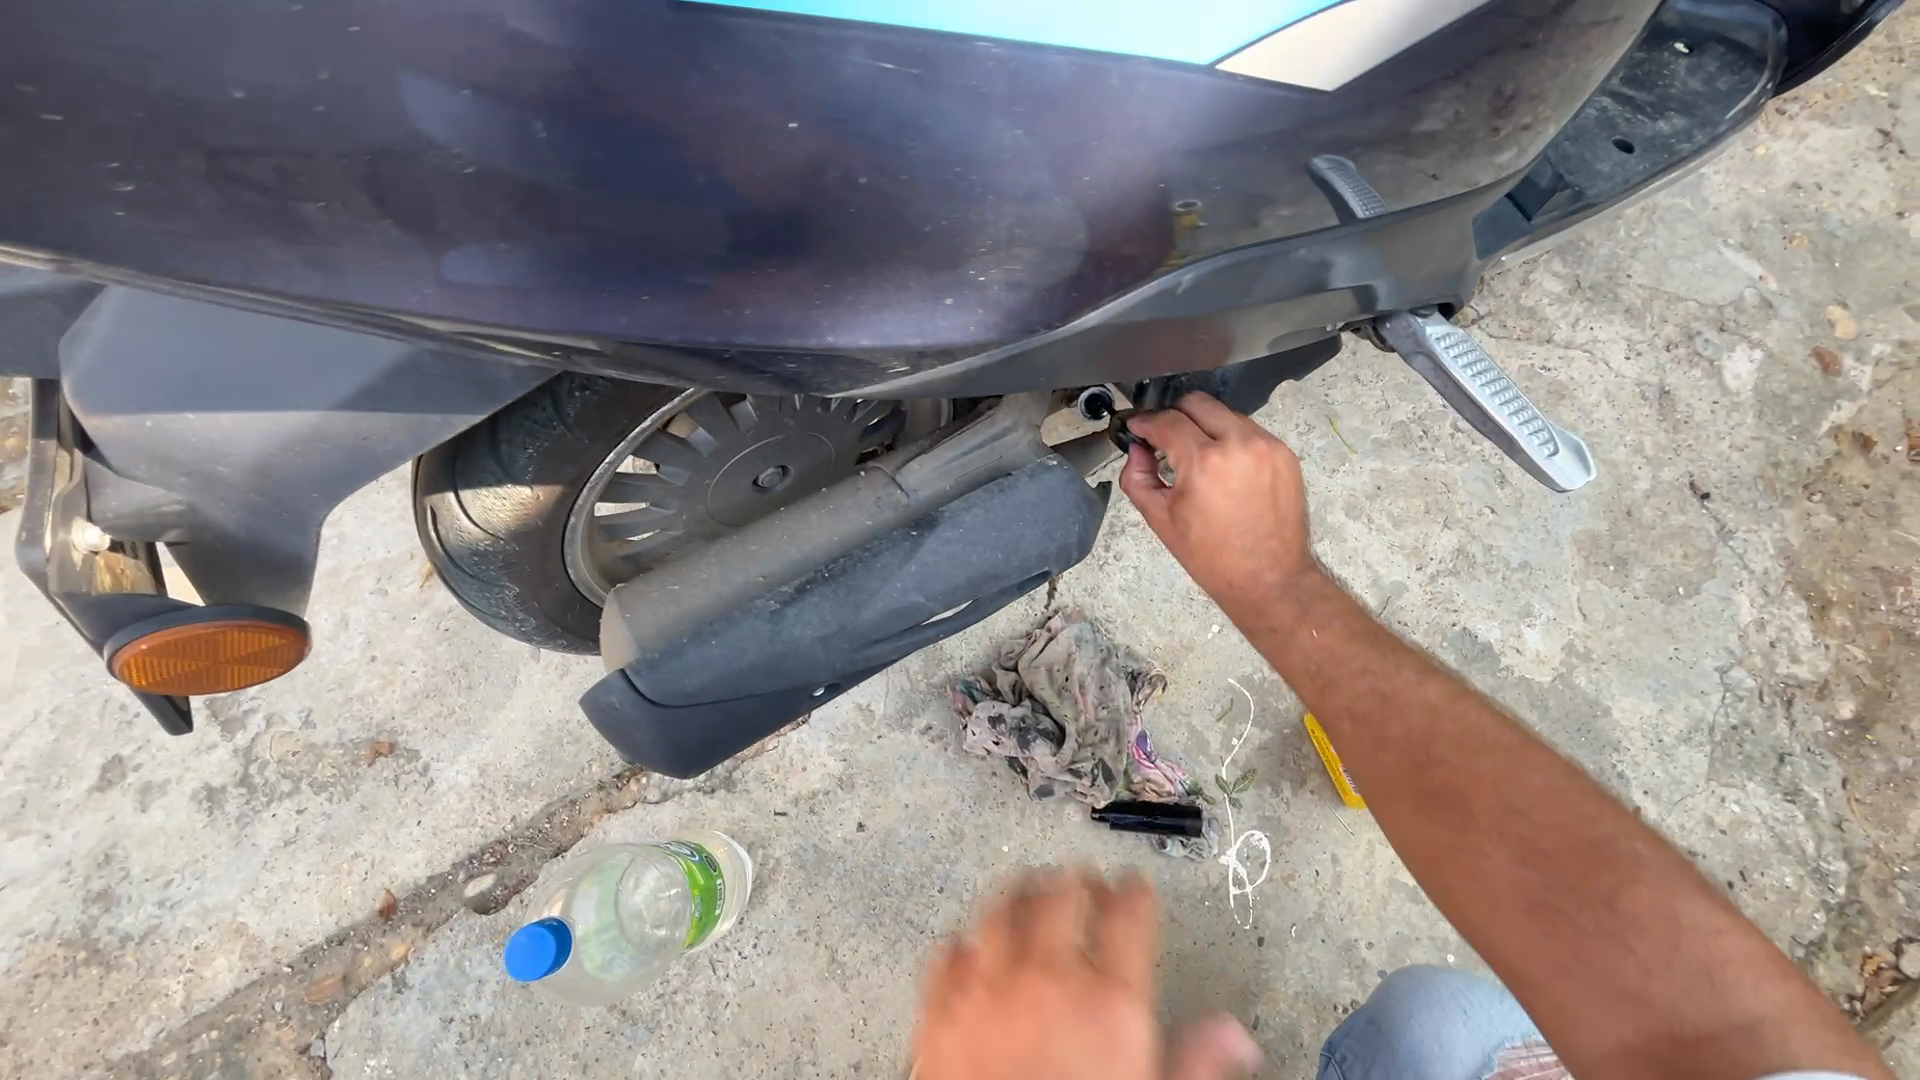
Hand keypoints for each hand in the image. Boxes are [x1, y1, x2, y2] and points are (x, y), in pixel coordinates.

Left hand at [912, 868, 1259, 1079]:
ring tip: (1029, 890)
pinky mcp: (939, 1009)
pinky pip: (949, 953)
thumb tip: (1236, 1035)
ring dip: (1018, 893)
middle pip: (1060, 894)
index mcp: (1109, 1000)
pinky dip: (963, 943)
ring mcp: (987, 987)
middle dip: (1075, 881)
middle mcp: (1048, 976)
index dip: (1135, 890)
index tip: (1135, 884)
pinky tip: (971, 946)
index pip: (1128, 913)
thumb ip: (1194, 1063)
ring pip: (1000, 909)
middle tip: (1082, 882)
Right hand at [1120, 393, 1320, 617]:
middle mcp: (1239, 444)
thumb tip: (1137, 452)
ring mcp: (1267, 446)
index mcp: (1204, 461)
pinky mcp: (1284, 454)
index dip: (1144, 422)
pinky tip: (1222, 466)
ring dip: (1203, 426)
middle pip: (1197, 403)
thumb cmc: (1212, 555)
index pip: (1167, 421)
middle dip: (1174, 415)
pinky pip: (1249, 431)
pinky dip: (1230, 439)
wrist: (1268, 578)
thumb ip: (1138, 478)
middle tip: (1162, 437)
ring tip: (1194, 455)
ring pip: (1225, 413)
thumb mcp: (1160, 519)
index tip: (1136, 427)